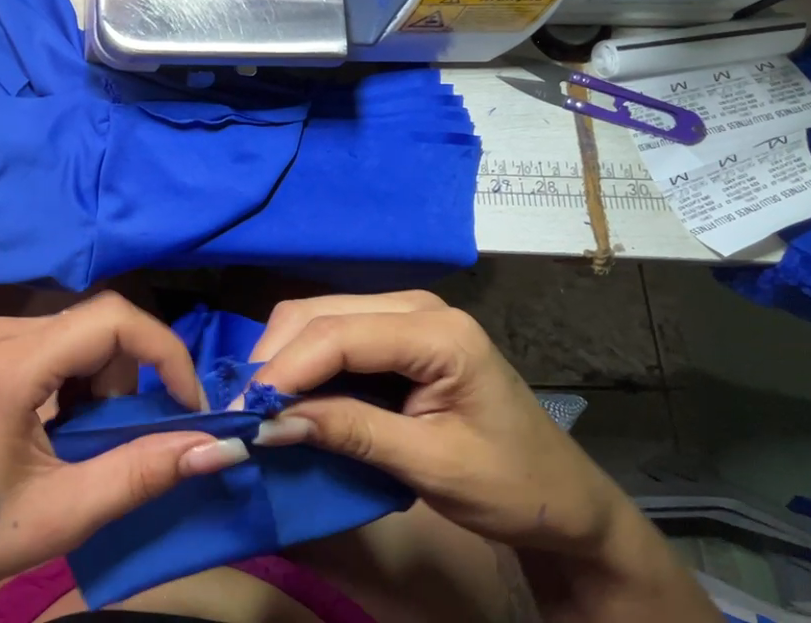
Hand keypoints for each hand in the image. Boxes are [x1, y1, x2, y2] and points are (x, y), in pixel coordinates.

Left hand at [0, 292, 249, 616]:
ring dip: (104, 380)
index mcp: (11, 363)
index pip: (113, 321)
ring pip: (79, 330)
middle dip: (131, 377)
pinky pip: (53, 340)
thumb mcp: (67, 512)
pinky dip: (77, 377)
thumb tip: (217, 445)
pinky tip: (59, 427)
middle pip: (98, 323)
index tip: (191, 408)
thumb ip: (143, 471)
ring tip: (84, 442)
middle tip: (124, 439)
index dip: (167, 355)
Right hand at [244, 291, 633, 556]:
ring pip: (315, 318)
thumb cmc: (513, 487)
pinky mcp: (393, 333)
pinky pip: (329, 333)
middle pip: (317, 316)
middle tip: (245, 413)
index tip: (243, 413)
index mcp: (439, 333)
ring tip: (263, 408)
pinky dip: (301, 362)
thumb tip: (270, 423)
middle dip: (274, 361)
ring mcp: (404, 315)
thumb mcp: (432, 466)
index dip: (283, 370)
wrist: (566, 502)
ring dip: (282, 360)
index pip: (336, 335)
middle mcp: (416, 307)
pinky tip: (290, 395)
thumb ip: (351, 433)